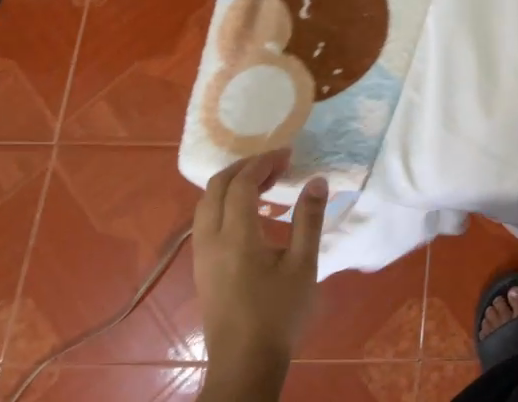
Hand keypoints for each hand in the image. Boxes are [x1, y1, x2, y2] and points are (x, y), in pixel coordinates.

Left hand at [194, 150, 327, 369]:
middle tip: (276, 165)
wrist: (245, 364)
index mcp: (235, 237)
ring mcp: (201, 256)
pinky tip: (252, 214)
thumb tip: (317, 180)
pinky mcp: (201, 269)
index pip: (241, 184)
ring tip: (265, 184)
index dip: (264, 163)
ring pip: (206, 205)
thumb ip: (309, 219)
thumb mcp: (303, 265)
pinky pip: (206, 222)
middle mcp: (210, 241)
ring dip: (232, 185)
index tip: (289, 154)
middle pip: (215, 188)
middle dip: (245, 168)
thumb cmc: (278, 314)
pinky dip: (225, 204)